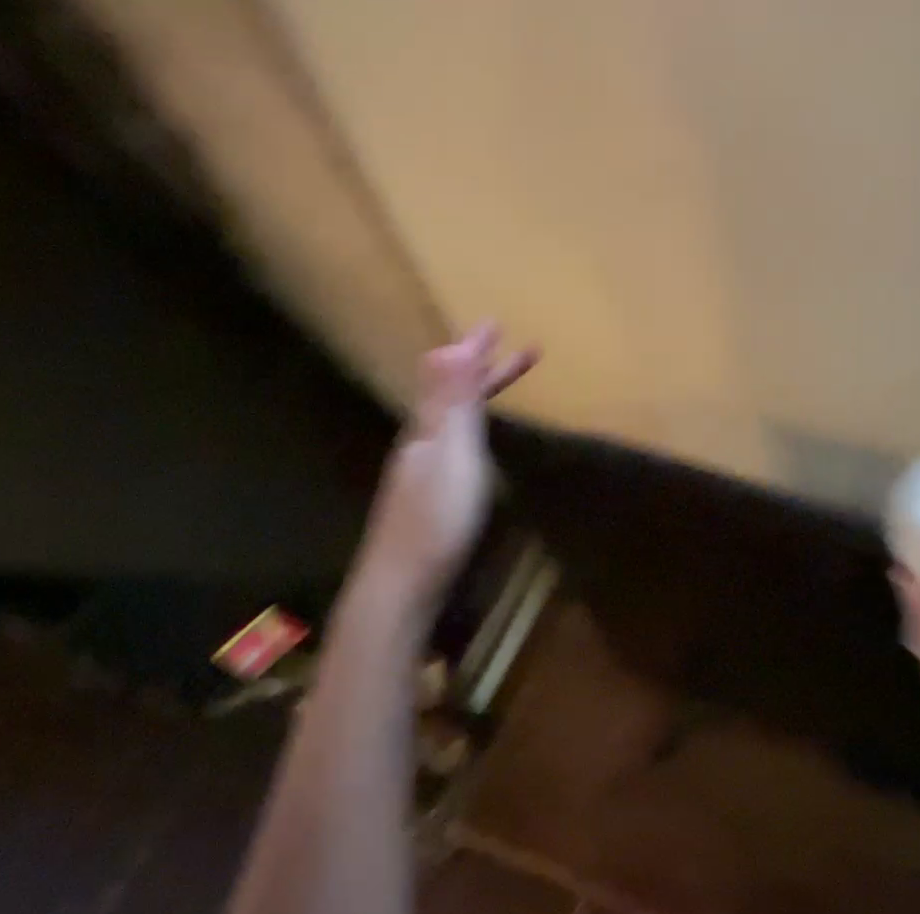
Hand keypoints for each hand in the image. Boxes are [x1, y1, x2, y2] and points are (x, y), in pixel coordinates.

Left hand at [357, 321, 537, 600]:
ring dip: (477, 396)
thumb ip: (453, 405)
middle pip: (453, 395)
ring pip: (452, 420)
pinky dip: (473, 427)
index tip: (498, 323)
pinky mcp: (430, 498)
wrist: (402, 583)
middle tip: (517, 352)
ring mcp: (423, 472)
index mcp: (428, 428)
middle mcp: (422, 443)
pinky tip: (480, 444)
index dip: (475, 350)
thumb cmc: (435, 519)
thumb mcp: (451, 455)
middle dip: (482, 370)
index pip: (452, 376)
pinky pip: (455, 445)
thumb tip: (451, 344)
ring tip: (499, 385)